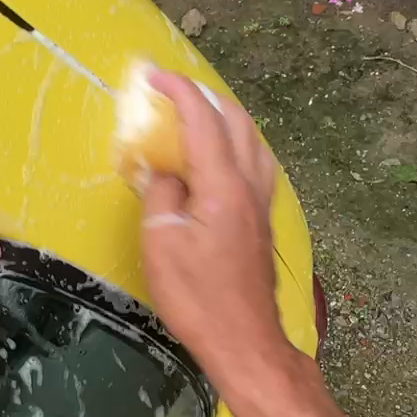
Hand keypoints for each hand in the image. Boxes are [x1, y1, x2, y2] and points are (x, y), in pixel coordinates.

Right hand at [139, 69, 293, 386]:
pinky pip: (257, 162)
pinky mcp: (264, 219)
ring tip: (196, 118)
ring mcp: (262, 201)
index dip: (177, 90)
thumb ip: (161, 195)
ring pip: (252, 139)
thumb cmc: (197, 296)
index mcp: (222, 185)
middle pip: (236, 119)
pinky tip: (222, 156)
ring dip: (225, 117)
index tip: (152, 76)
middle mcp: (249, 184)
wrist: (244, 340)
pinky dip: (237, 143)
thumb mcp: (161, 244)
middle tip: (171, 94)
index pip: (202, 119)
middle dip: (204, 95)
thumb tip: (164, 171)